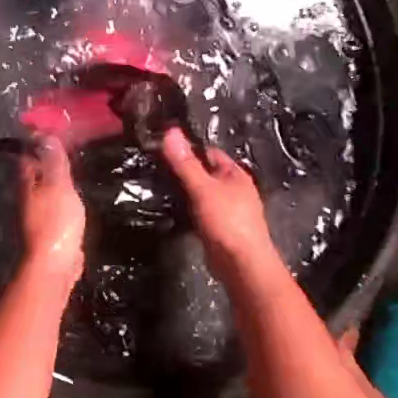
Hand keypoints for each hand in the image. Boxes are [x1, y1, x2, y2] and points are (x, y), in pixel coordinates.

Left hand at [20, 136, 84, 283]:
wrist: (56, 263)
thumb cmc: (56, 221)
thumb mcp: (59, 185)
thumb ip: (54, 161)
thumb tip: (44, 134)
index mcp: (28, 182)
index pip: (29, 154)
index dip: (38, 140)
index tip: (52, 126)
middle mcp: (28, 195)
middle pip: (36, 170)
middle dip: (47, 157)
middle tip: (66, 142)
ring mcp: (38, 212)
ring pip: (46, 186)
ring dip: (56, 175)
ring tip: (72, 163)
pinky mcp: (50, 226)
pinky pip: (56, 202)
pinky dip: (63, 193)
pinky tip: (73, 192)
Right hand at [160, 128, 280, 273]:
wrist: (241, 264)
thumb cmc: (228, 222)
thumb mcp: (203, 188)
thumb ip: (186, 163)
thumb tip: (171, 133)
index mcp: (235, 174)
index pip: (209, 152)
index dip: (188, 148)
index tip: (163, 148)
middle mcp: (234, 190)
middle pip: (204, 173)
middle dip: (184, 171)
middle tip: (156, 168)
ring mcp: (228, 210)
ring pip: (201, 194)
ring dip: (185, 193)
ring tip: (159, 188)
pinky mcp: (219, 229)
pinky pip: (200, 213)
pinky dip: (187, 211)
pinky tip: (173, 213)